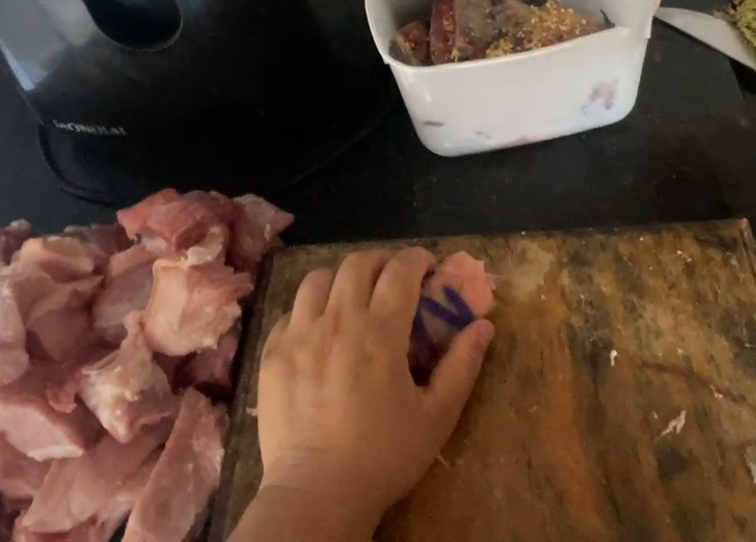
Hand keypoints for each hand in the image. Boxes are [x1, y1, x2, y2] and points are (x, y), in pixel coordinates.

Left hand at [242, 248, 494, 539]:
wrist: (317, 495)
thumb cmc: (383, 456)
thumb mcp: (436, 417)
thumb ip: (462, 366)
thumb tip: (484, 326)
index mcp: (380, 333)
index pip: (400, 270)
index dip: (417, 259)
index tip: (427, 267)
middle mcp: (337, 322)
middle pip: (358, 263)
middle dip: (381, 262)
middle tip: (393, 280)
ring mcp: (298, 335)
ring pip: (317, 278)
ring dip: (341, 279)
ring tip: (352, 298)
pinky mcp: (271, 353)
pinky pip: (289, 312)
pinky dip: (308, 310)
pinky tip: (319, 332)